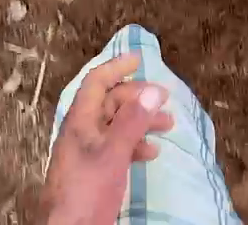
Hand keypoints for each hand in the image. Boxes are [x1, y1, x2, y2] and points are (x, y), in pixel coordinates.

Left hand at [44, 54, 173, 224]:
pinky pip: (116, 147)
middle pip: (110, 102)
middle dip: (137, 97)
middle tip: (165, 100)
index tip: (139, 59)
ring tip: (167, 125)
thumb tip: (153, 89)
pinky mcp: (93, 173)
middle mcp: (82, 131)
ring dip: (141, 121)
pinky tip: (151, 153)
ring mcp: (87, 153)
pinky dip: (135, 145)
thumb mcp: (113, 153)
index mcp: (80, 119)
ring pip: (116, 125)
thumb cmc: (87, 189)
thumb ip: (132, 121)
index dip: (116, 67)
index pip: (96, 82)